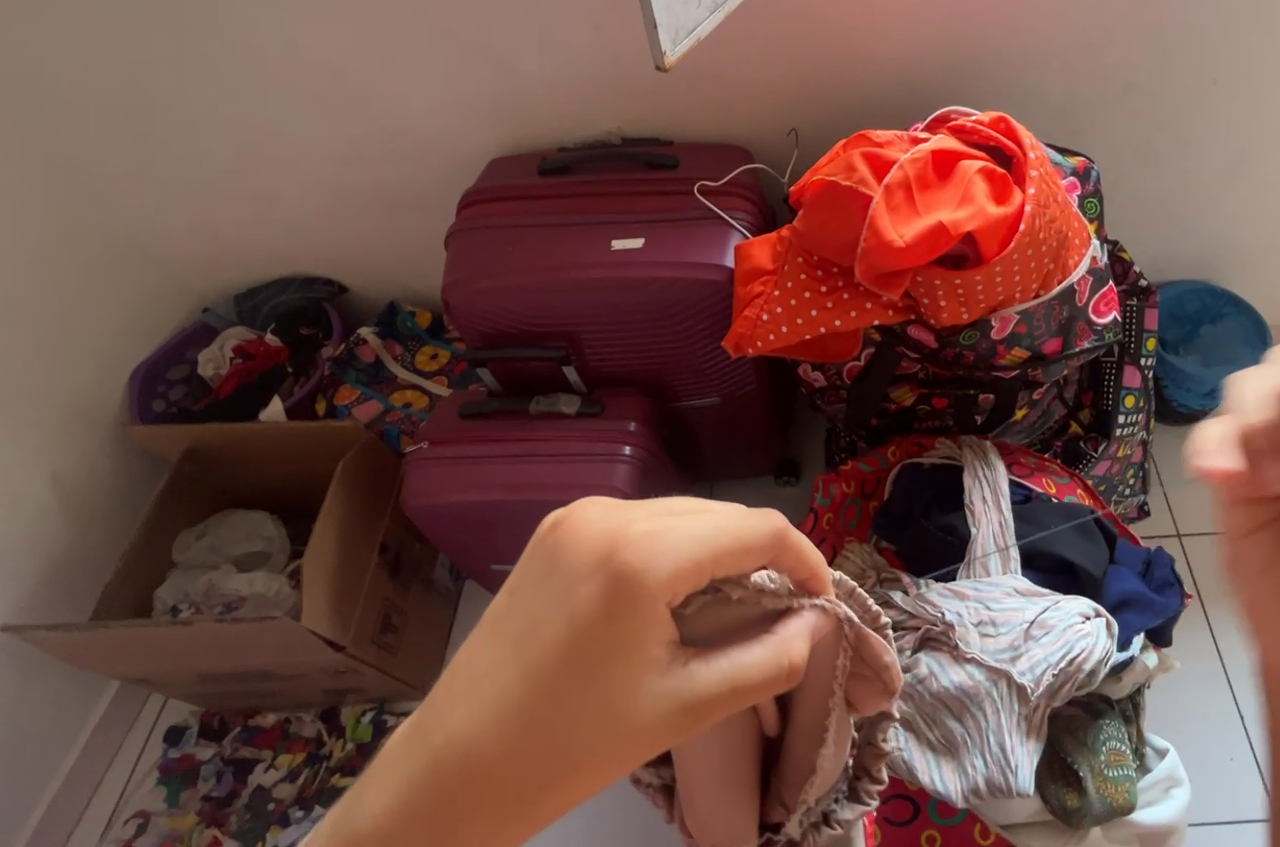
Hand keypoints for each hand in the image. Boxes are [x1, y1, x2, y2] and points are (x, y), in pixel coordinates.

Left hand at [317, 496, 833, 845]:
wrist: (457, 767)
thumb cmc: (575, 744)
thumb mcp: (686, 706)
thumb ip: (769, 657)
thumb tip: (818, 622)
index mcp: (642, 552)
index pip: (756, 528)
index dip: (803, 560)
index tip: (822, 602)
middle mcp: (609, 512)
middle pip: (719, 515)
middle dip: (763, 556)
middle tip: (786, 609)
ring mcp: (578, 514)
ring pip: (683, 515)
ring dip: (721, 551)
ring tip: (738, 603)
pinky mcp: (558, 528)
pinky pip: (644, 523)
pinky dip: (678, 549)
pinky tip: (680, 592)